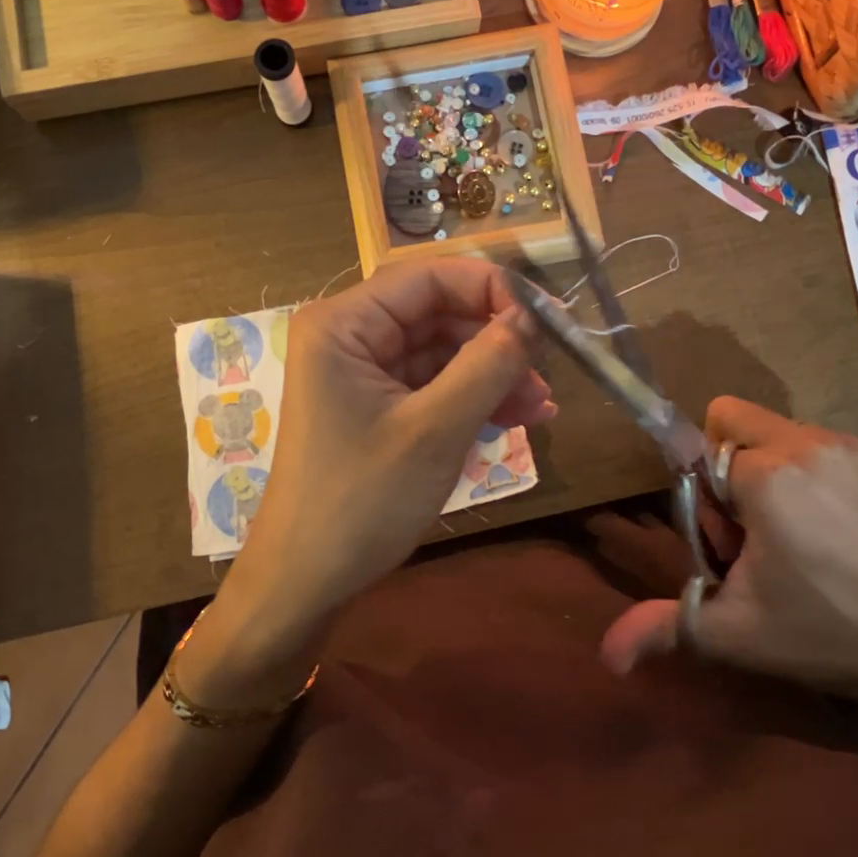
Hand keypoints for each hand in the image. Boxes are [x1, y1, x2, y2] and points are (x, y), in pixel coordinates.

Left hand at [208, 258, 553, 669]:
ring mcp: (360, 374)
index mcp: (342, 324)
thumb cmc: (362, 501)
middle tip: (550, 372)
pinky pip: (432, 386)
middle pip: (437, 314)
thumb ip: (487, 365)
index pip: (428, 278)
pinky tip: (517, 418)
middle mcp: (348, 336)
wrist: (307, 579)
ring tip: (542, 407)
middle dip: (496, 341)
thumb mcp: (434, 431)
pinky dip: (472, 398)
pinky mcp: (374, 408)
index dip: (492, 289)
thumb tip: (533, 316)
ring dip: (492, 374)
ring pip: (441, 352)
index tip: (549, 318)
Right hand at [600, 397, 857, 703]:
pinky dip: (808, 479)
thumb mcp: (732, 632)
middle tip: (756, 538)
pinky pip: (818, 450)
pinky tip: (830, 537)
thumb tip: (605, 657)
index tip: (732, 542)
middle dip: (731, 471)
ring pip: (778, 436)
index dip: (706, 495)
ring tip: (794, 540)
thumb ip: (661, 626)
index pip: (705, 442)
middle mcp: (810, 443)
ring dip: (768, 474)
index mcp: (769, 473)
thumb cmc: (821, 635)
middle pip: (738, 425)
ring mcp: (853, 451)